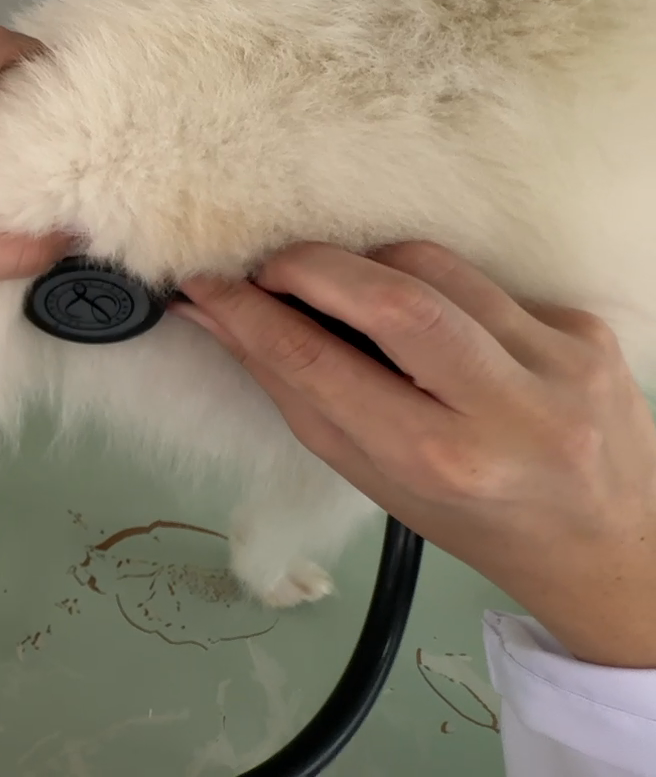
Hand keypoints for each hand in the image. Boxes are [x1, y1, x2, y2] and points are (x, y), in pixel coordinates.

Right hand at [175, 242, 655, 667]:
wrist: (605, 542)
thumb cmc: (454, 510)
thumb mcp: (351, 458)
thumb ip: (279, 378)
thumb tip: (207, 312)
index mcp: (434, 455)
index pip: (314, 359)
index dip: (246, 311)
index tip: (202, 283)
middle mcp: (510, 408)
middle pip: (390, 297)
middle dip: (305, 267)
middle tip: (264, 273)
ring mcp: (563, 361)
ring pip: (430, 266)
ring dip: (358, 266)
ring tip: (335, 294)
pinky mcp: (589, 330)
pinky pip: (474, 278)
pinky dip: (419, 285)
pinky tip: (416, 322)